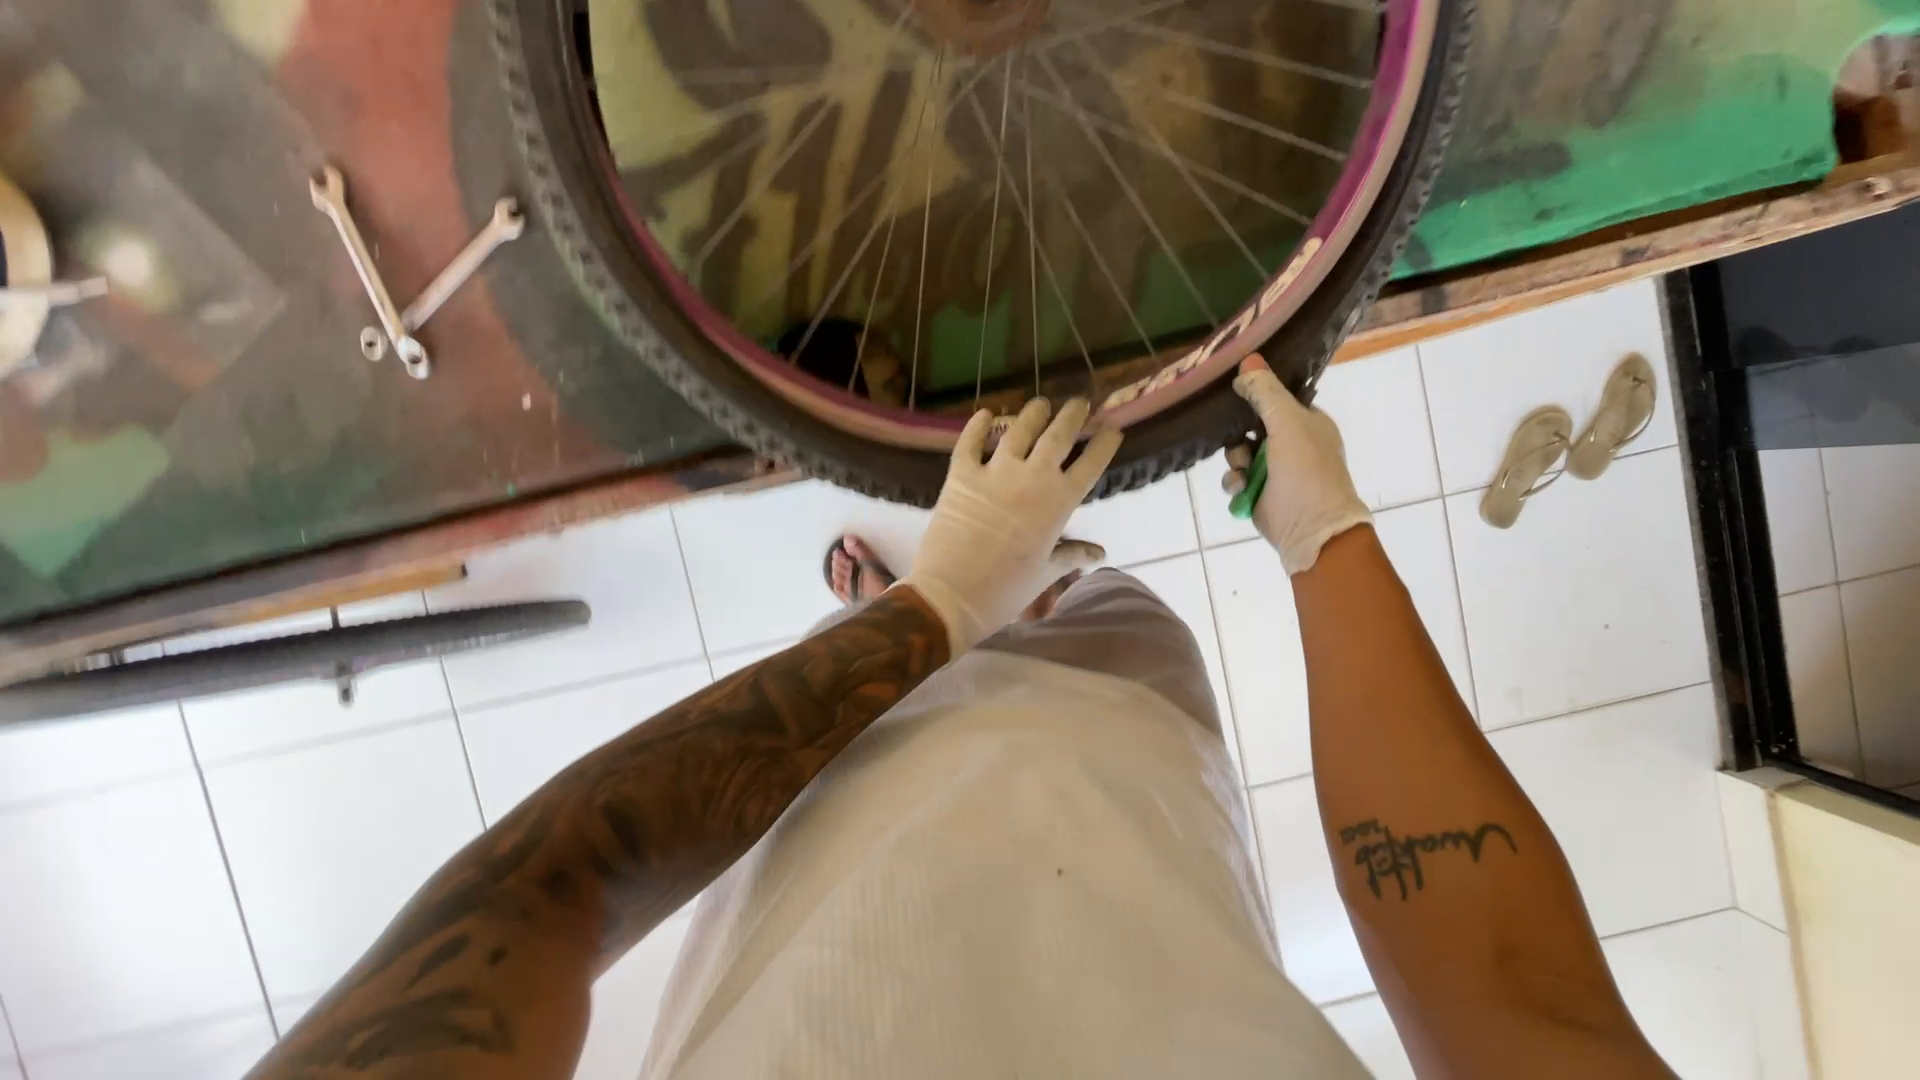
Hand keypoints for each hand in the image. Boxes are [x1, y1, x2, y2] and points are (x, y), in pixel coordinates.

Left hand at [902, 398, 1121, 651]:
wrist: (951, 594)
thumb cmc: (1005, 590)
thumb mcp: (1045, 573)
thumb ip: (1071, 554)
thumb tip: (1100, 553)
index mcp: (1058, 503)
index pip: (1090, 464)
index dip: (1104, 444)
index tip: (1112, 428)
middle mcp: (1031, 478)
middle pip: (1058, 436)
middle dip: (1073, 416)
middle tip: (1080, 403)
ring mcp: (994, 471)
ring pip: (1019, 429)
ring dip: (1032, 413)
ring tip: (1040, 404)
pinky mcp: (961, 474)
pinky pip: (970, 442)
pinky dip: (977, 425)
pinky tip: (985, 414)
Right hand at [1227, 355, 1370, 574]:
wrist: (1311, 529)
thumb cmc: (1307, 471)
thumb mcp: (1288, 424)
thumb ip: (1265, 393)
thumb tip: (1248, 360)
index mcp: (1309, 422)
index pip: (1276, 399)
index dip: (1255, 396)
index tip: (1233, 393)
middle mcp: (1292, 444)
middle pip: (1250, 426)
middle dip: (1238, 435)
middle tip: (1239, 440)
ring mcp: (1275, 471)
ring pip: (1238, 453)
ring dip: (1234, 461)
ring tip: (1242, 472)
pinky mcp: (1258, 494)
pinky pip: (1235, 479)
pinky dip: (1234, 483)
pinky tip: (1240, 491)